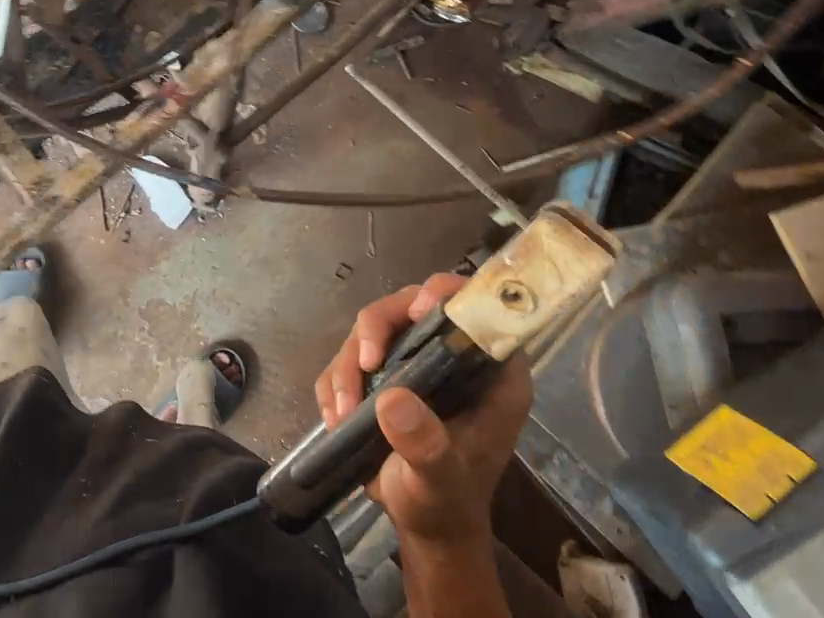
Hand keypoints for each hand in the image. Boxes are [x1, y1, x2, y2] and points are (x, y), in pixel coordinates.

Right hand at [313, 273, 531, 547]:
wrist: (424, 526)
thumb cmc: (447, 502)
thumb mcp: (440, 478)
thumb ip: (425, 444)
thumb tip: (393, 400)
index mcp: (488, 372)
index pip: (472, 308)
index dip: (444, 296)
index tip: (416, 312)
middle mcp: (450, 357)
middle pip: (406, 308)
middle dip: (375, 332)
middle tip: (363, 365)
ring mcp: (411, 363)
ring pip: (369, 332)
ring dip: (348, 367)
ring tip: (343, 413)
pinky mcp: (380, 376)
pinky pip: (346, 359)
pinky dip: (334, 384)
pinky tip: (336, 418)